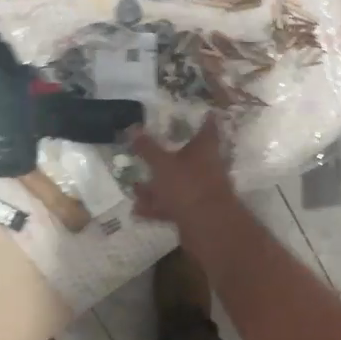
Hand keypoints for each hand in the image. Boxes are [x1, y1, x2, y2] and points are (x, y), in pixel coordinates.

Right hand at [127, 115, 239, 230]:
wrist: (207, 227)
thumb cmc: (188, 185)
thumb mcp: (162, 164)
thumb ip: (147, 148)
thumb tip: (133, 128)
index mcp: (205, 149)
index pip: (208, 128)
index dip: (205, 119)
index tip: (203, 112)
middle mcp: (206, 167)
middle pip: (189, 157)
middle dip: (169, 156)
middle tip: (151, 152)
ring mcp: (201, 191)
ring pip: (177, 184)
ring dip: (157, 186)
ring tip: (135, 187)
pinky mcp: (194, 212)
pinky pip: (172, 205)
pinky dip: (156, 207)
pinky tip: (137, 210)